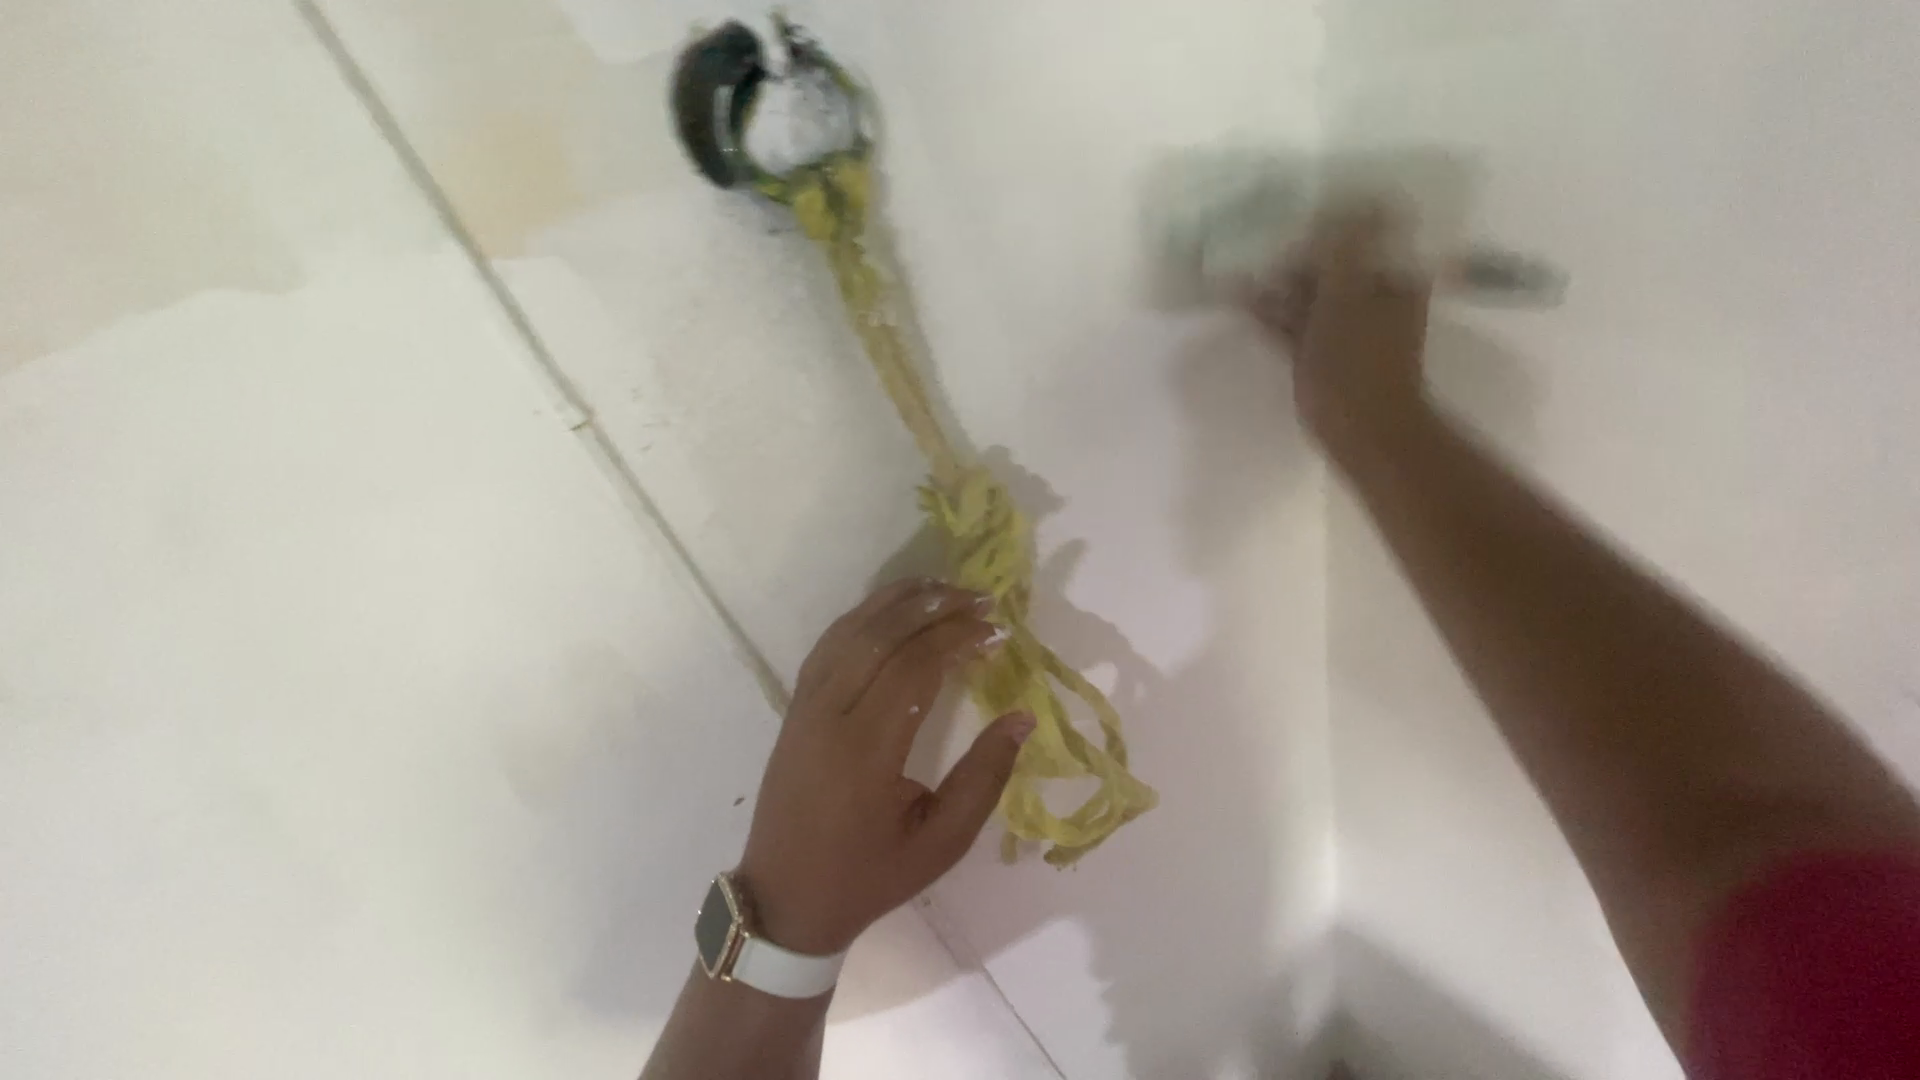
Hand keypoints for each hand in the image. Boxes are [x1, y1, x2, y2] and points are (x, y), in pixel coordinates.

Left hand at [735, 579, 1033, 955]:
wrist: (785, 899)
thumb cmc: (869, 876)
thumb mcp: (941, 842)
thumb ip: (984, 778)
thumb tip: (1022, 718)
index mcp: (865, 752)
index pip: (914, 668)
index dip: (957, 639)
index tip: (995, 630)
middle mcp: (828, 717)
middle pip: (880, 637)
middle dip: (933, 607)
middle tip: (979, 597)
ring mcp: (804, 708)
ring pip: (849, 632)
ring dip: (896, 602)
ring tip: (942, 588)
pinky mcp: (794, 708)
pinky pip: (828, 645)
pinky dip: (862, 618)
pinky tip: (891, 611)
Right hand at [1241, 205, 1435, 454]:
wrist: (1360, 429)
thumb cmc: (1357, 362)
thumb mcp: (1349, 295)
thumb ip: (1345, 248)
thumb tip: (1352, 195)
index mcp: (1392, 276)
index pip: (1364, 232)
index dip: (1331, 221)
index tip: (1297, 216)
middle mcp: (1374, 295)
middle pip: (1334, 262)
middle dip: (1298, 255)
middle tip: (1259, 245)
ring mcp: (1347, 326)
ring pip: (1311, 293)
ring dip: (1280, 285)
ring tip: (1242, 274)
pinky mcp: (1323, 352)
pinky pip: (1297, 323)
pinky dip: (1275, 313)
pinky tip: (1246, 302)